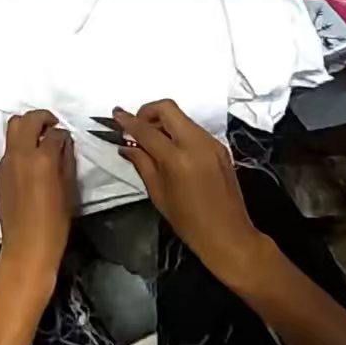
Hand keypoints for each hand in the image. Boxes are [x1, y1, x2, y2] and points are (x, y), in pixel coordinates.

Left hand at [0, 109, 75, 301]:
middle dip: (42, 118)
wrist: (26, 247)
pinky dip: (19, 144)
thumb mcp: (69, 190)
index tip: (68, 139)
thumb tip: (64, 143)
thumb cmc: (55, 223)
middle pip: (27, 119)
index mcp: (41, 158)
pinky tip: (30, 160)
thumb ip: (66, 160)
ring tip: (40, 139)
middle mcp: (20, 154)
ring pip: (12, 127)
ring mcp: (6, 162)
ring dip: (28, 126)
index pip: (54, 132)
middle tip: (53, 127)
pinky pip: (8, 147)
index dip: (63, 133)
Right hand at [115, 100, 283, 289]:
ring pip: (181, 117)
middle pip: (167, 108)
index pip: (147, 130)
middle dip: (147, 112)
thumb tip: (127, 146)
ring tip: (152, 141)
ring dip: (163, 122)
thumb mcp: (157, 193)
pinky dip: (177, 131)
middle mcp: (196, 144)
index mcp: (177, 158)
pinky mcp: (220, 148)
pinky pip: (193, 129)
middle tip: (137, 128)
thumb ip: (141, 162)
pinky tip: (171, 149)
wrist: (229, 236)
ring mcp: (211, 143)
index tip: (116, 114)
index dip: (128, 121)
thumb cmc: (188, 221)